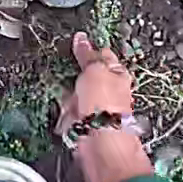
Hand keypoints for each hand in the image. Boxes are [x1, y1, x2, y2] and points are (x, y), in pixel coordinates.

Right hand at [59, 32, 152, 181]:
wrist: (100, 143)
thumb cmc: (105, 105)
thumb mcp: (94, 69)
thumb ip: (87, 55)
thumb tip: (81, 38)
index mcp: (118, 74)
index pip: (102, 55)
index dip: (89, 49)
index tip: (75, 44)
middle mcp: (109, 91)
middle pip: (87, 74)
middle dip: (75, 73)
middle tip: (69, 71)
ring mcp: (95, 108)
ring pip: (74, 92)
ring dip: (67, 93)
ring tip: (67, 96)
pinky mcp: (82, 123)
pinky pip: (68, 110)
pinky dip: (64, 110)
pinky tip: (65, 111)